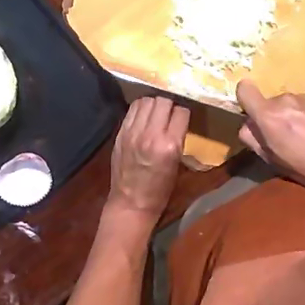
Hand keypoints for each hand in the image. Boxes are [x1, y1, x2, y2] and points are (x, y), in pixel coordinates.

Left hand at [107, 96, 190, 220]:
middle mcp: (151, 134)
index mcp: (169, 145)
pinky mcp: (121, 133)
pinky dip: (140, 109)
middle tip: (171, 112)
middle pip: (163, 101)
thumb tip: (178, 120)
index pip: (181, 112)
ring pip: (146, 101)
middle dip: (170, 104)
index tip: (183, 117)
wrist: (131, 203)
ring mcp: (133, 132)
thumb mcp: (177, 164)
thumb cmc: (160, 190)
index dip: (184, 113)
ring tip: (157, 112)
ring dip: (154, 103)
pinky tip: (144, 116)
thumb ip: (177, 139)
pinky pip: (132, 109)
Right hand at [235, 79, 304, 206]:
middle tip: (282, 143)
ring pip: (287, 105)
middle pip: (267, 103)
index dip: (245, 102)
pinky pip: (304, 106)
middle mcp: (286, 100)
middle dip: (270, 119)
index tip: (252, 119)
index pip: (244, 90)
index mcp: (270, 116)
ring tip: (303, 141)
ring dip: (289, 118)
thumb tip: (248, 129)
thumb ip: (256, 142)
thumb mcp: (276, 163)